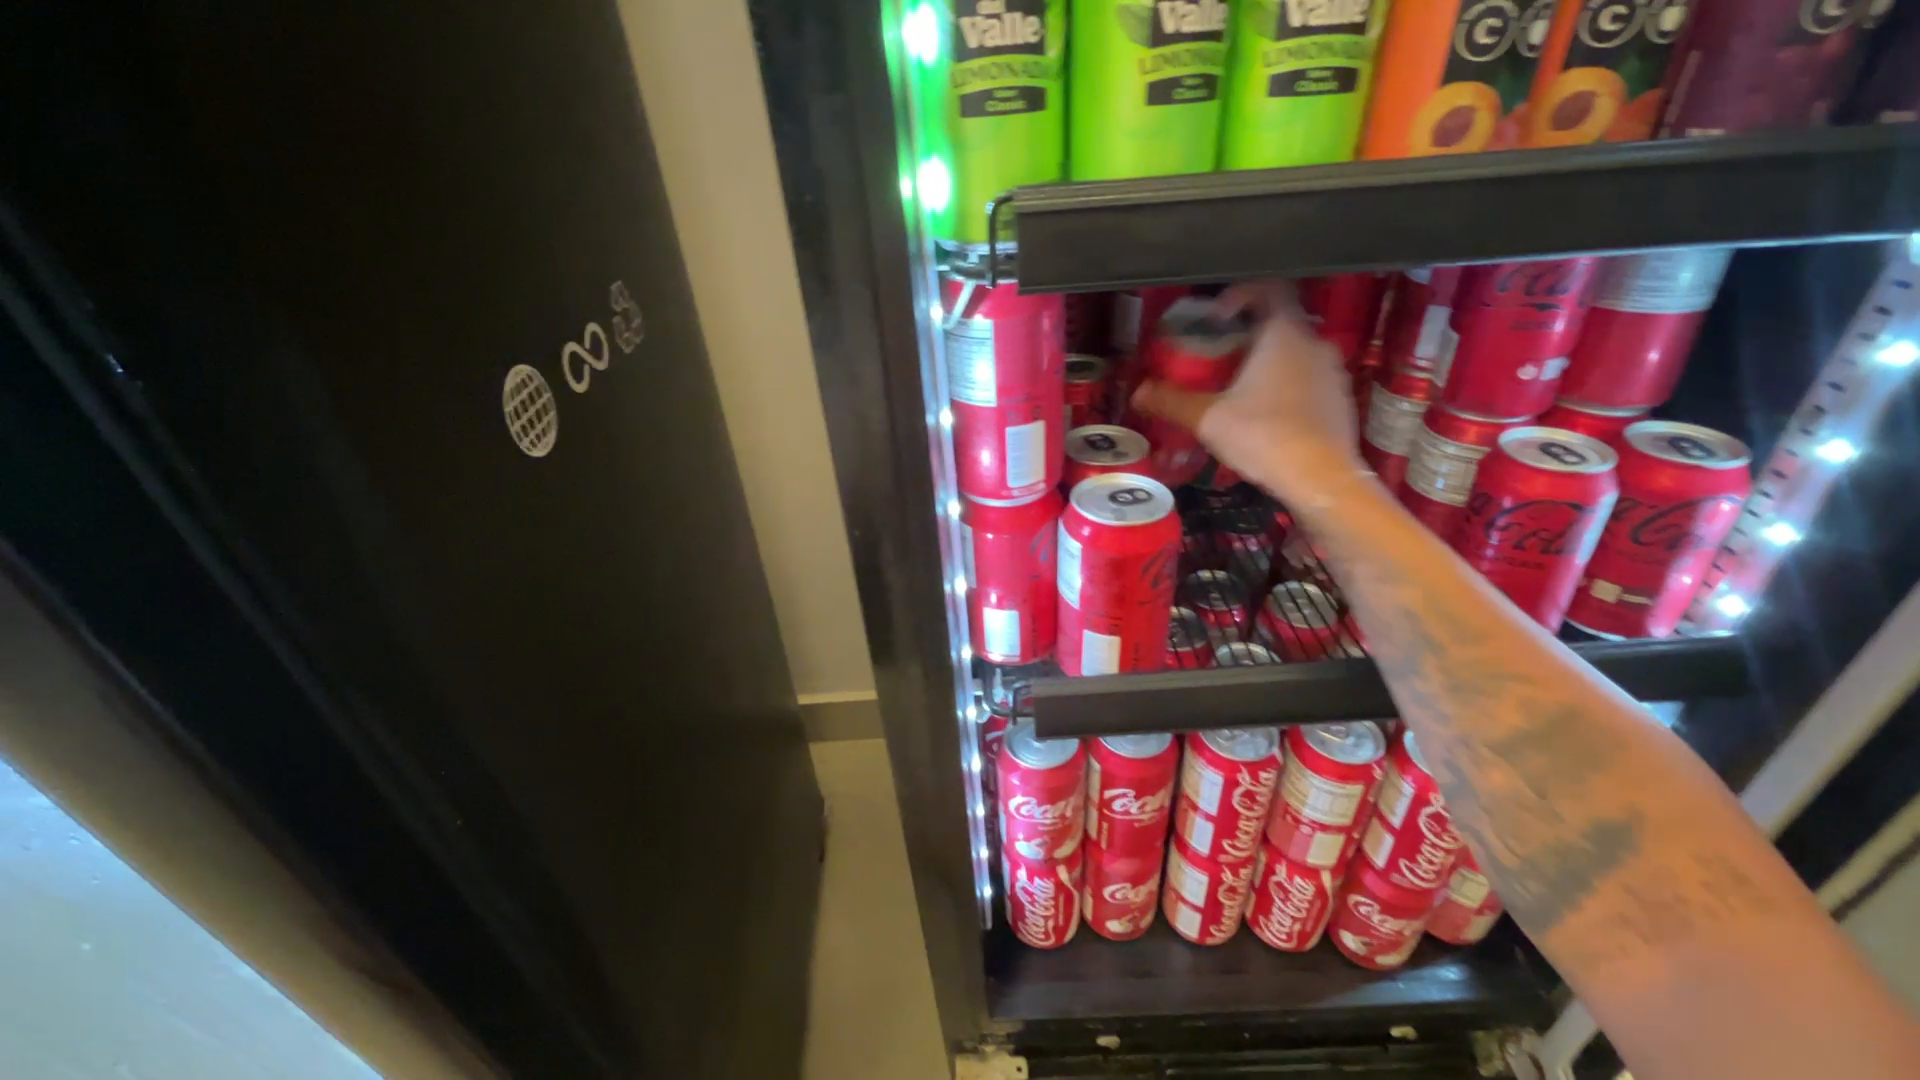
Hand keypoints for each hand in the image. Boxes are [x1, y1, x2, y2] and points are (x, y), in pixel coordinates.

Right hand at [1130, 281, 1367, 506]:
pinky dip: (1287, 387)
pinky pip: (1309, 381)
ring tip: (1239, 388)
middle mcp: (1315, 344)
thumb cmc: (1264, 436)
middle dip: (1248, 336)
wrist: (1321, 479)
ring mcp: (1333, 373)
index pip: (1269, 288)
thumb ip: (1172, 401)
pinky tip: (1266, 416)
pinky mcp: (1341, 401)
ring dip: (1268, 363)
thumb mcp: (1208, 419)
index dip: (1240, 294)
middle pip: (1280, 323)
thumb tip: (1138, 392)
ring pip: (1296, 353)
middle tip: (1218, 357)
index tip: (1216, 316)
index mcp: (1284, 334)